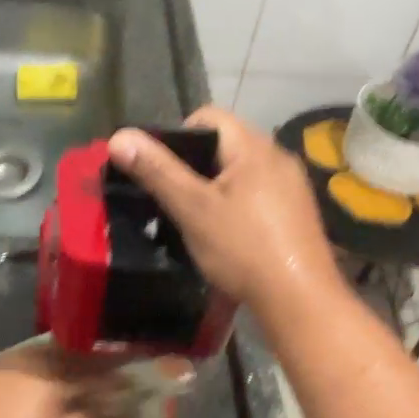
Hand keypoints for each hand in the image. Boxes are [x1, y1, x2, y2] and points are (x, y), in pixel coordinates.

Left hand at [0, 340, 100, 417]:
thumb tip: (96, 408)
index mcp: (55, 375)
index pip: (91, 372)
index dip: (110, 377)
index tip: (125, 379)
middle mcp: (32, 361)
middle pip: (67, 357)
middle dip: (87, 364)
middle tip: (102, 371)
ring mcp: (7, 364)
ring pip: (44, 356)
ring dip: (62, 361)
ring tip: (75, 372)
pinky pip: (24, 362)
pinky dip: (39, 367)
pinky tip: (41, 379)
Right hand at [107, 106, 341, 308]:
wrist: (301, 301)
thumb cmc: (242, 249)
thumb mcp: (191, 209)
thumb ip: (156, 171)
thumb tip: (118, 136)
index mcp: (254, 146)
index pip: (208, 116)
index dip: (176, 135)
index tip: (160, 170)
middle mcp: (278, 156)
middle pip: (225, 143)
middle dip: (194, 164)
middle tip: (172, 197)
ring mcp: (292, 185)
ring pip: (241, 171)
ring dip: (215, 187)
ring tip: (194, 217)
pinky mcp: (298, 212)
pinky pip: (258, 193)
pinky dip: (236, 204)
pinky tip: (227, 234)